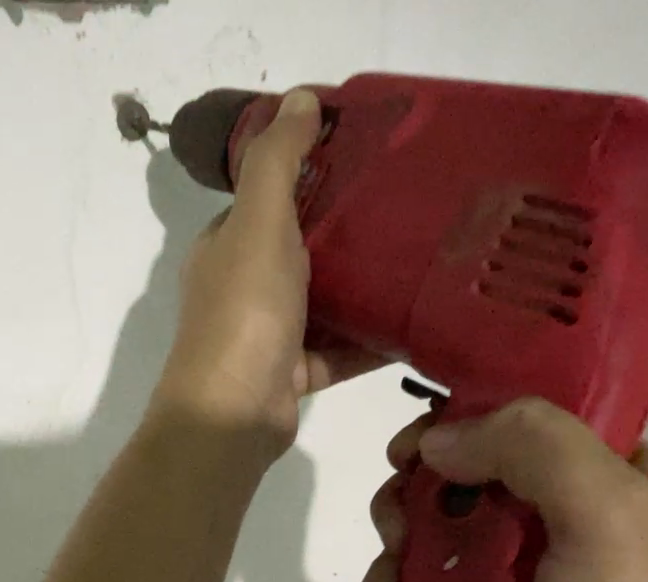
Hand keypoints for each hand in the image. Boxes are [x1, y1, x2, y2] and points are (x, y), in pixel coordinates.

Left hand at [151, 89, 384, 457]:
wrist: (231, 415)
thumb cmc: (243, 313)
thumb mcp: (259, 223)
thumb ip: (277, 162)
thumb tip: (300, 99)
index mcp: (224, 249)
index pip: (267, 202)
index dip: (310, 179)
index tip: (366, 163)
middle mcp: (241, 290)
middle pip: (300, 253)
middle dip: (348, 235)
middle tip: (410, 210)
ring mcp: (266, 336)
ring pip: (322, 305)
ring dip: (363, 290)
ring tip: (423, 263)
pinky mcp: (291, 376)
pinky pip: (337, 351)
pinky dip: (369, 342)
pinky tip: (413, 326)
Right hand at [346, 399, 647, 581]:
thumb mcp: (606, 513)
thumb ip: (532, 449)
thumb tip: (436, 442)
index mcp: (602, 468)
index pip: (517, 418)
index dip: (456, 424)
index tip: (408, 452)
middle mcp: (558, 509)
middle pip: (461, 477)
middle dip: (413, 502)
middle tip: (397, 530)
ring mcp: (521, 565)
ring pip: (434, 535)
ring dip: (394, 561)